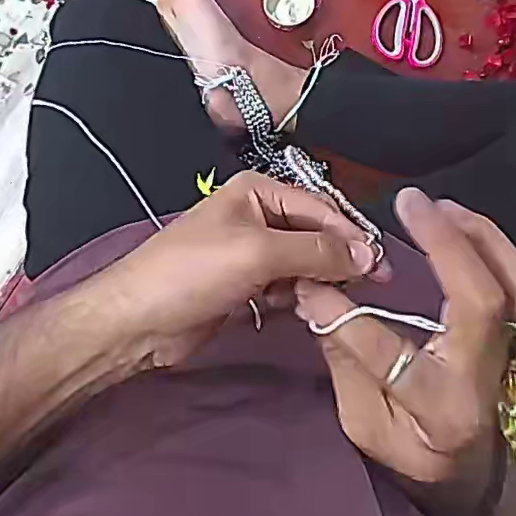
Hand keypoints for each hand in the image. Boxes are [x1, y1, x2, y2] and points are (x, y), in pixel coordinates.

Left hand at [94, 170, 381, 367]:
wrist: (134, 324)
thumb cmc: (192, 272)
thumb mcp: (259, 253)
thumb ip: (316, 251)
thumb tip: (367, 254)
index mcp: (259, 191)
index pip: (320, 207)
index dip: (352, 234)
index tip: (381, 262)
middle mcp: (259, 216)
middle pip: (315, 235)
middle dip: (338, 259)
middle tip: (369, 287)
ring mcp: (253, 252)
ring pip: (304, 263)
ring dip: (319, 281)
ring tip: (333, 301)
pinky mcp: (247, 286)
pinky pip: (288, 287)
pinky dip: (299, 298)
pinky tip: (306, 310)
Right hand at [295, 189, 515, 513]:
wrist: (468, 466)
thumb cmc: (412, 448)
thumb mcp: (364, 421)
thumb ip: (343, 358)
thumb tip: (316, 292)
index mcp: (441, 409)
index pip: (396, 359)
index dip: (351, 320)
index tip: (316, 287)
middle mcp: (482, 374)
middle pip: (481, 302)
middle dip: (446, 243)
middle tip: (408, 203)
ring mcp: (505, 347)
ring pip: (514, 284)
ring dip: (478, 234)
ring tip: (438, 206)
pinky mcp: (511, 326)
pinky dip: (493, 241)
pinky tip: (459, 220)